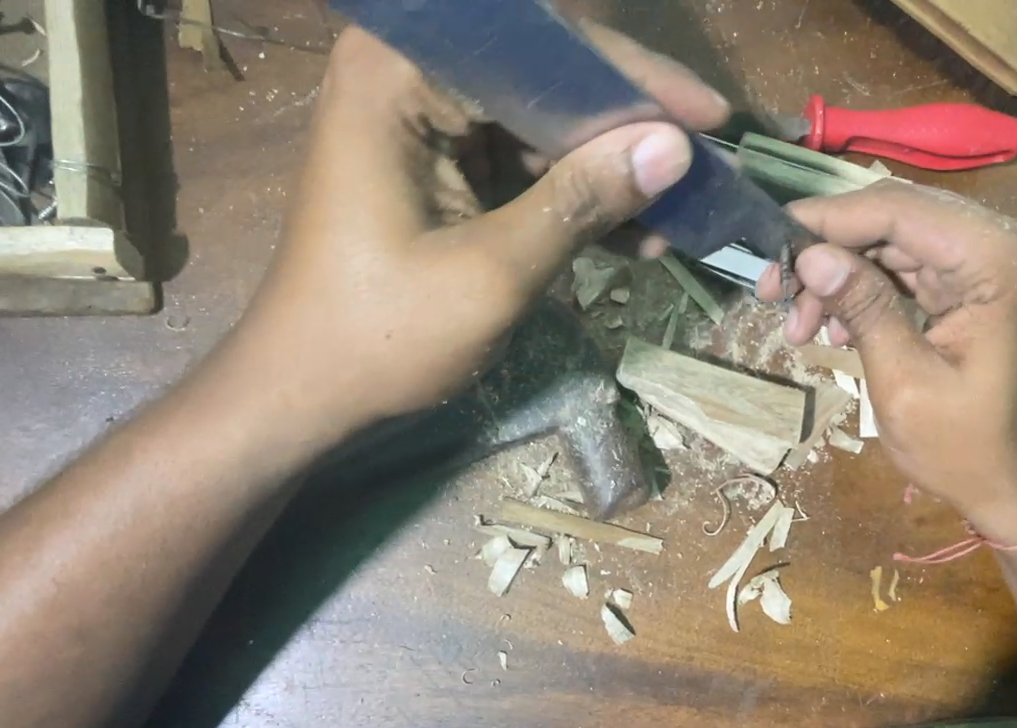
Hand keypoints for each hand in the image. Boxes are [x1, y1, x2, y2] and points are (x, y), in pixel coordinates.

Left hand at [220, 25, 729, 447]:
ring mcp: (428, 131)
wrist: (309, 392)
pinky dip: (578, 205)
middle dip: (627, 130)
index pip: (540, 45)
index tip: (706, 115)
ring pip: (544, 130)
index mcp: (401, 73)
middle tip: (702, 163)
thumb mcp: (493, 271)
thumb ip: (580, 202)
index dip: (631, 76)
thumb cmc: (383, 334)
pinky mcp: (444, 177)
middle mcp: (413, 80)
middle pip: (546, 80)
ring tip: (681, 215)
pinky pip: (526, 174)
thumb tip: (672, 148)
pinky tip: (637, 239)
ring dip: (610, 175)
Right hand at [756, 183, 1016, 542]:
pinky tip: (834, 330)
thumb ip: (863, 308)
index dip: (830, 220)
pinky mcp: (979, 285)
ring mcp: (994, 263)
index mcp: (999, 261)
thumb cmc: (963, 449)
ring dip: (842, 277)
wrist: (1012, 486)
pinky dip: (868, 292)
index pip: (902, 211)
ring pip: (897, 243)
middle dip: (830, 252)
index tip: (771, 239)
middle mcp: (1004, 245)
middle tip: (773, 291)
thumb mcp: (903, 381)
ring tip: (799, 327)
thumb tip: (809, 257)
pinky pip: (911, 269)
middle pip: (898, 220)